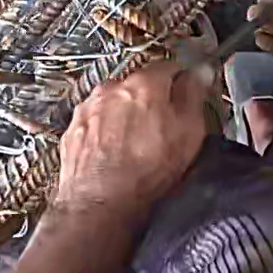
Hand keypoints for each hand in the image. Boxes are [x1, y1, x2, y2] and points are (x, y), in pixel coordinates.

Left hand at [52, 61, 207, 228]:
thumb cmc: (148, 169)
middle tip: (164, 126)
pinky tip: (116, 152)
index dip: (182, 83)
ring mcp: (89, 109)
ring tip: (137, 143)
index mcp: (145, 82)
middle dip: (153, 99)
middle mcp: (113, 88)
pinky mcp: (73, 131)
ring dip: (127, 114)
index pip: (170, 67)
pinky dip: (107, 130)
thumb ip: (194, 93)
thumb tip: (199, 72)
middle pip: (141, 84)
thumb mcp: (190, 130)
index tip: (187, 97)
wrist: (100, 205)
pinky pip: (97, 121)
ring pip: (117, 102)